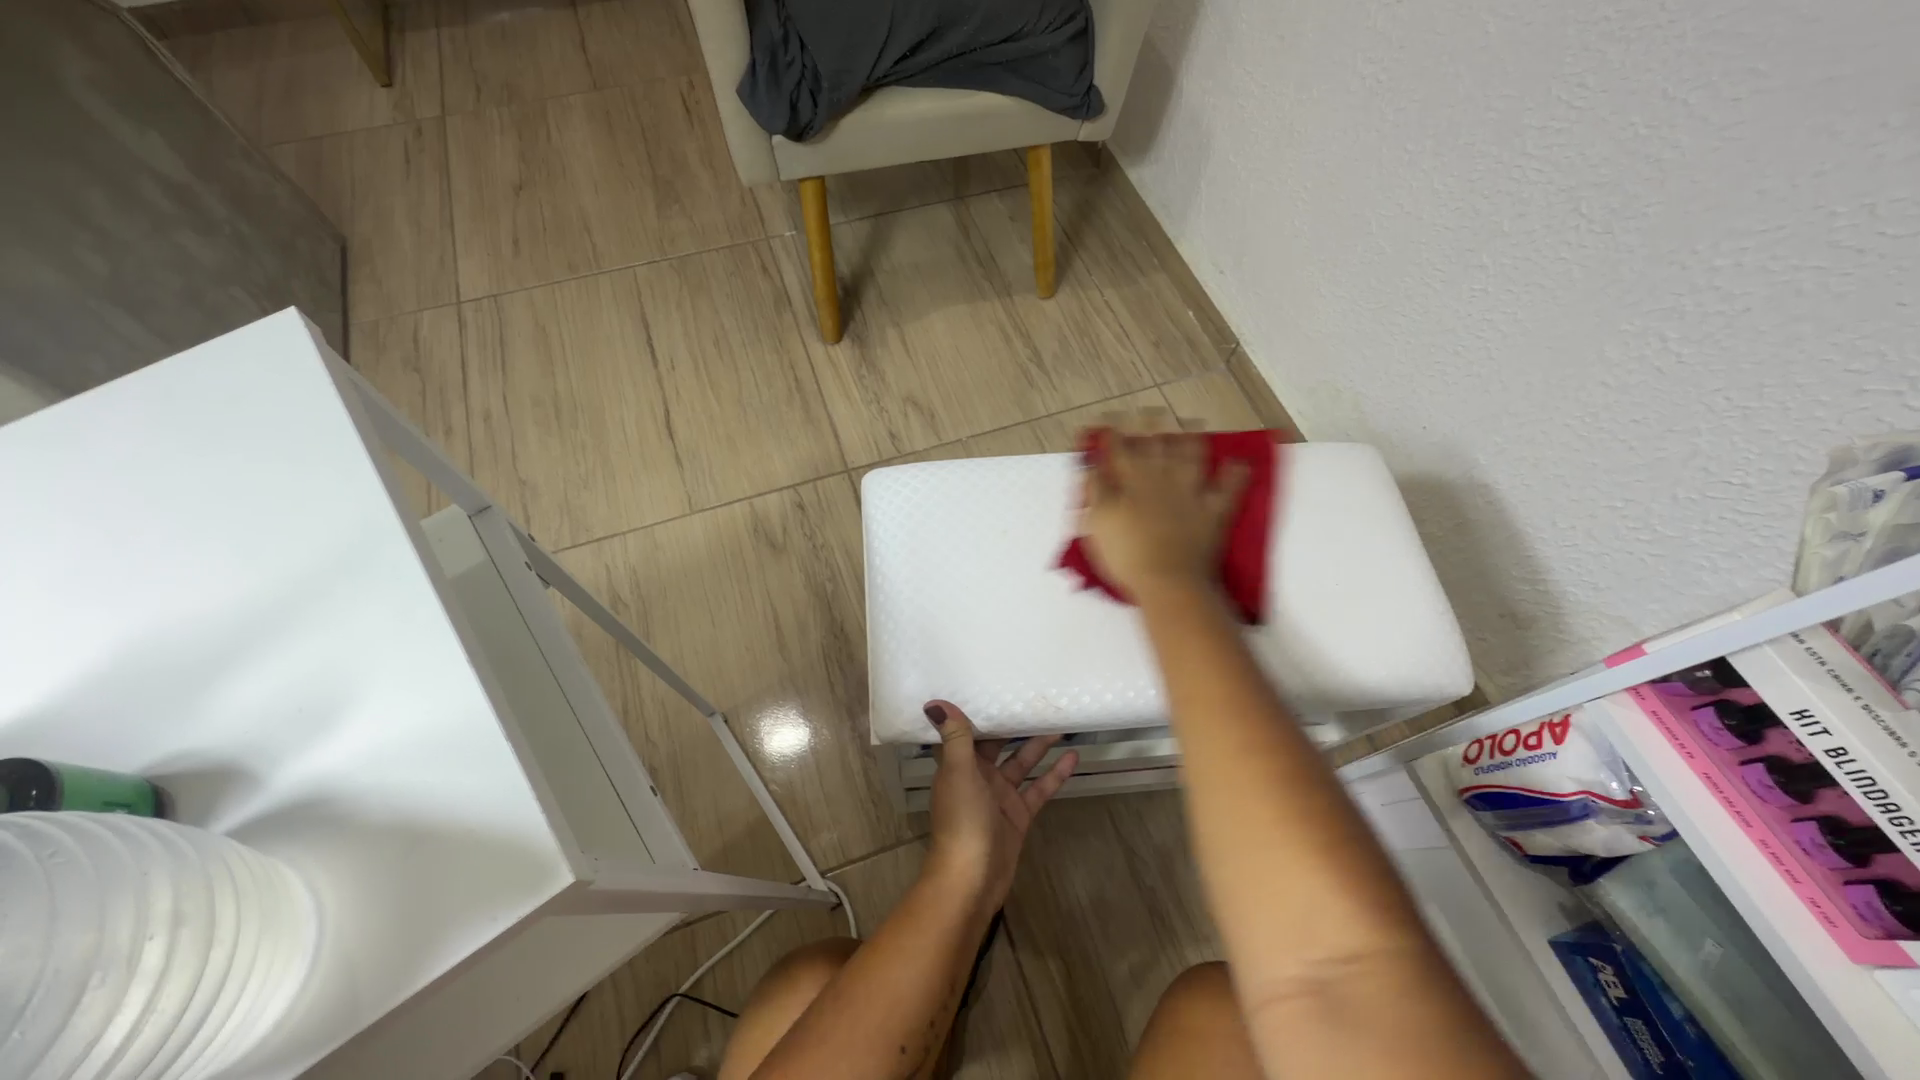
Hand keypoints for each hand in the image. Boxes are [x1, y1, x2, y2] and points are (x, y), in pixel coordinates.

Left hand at [922, 700, 1076, 912]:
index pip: (966, 732)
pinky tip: (1073, 756)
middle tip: (1037, 698)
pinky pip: (1038, 787)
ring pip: (1021, 762)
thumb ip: (955, 738)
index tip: (992, 686)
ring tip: (1061, 721)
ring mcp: (1000, 797)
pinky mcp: (1019, 814)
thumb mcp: (958, 773)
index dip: (978, 711)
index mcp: (957, 766)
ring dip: (1038, 744)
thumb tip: (935, 702)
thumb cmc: (962, 820)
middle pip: (998, 744)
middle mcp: (978, 777)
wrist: (973, 877)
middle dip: (1014, 724)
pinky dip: (1054, 773)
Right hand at [1080, 411, 1248, 601]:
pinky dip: (1235, 474)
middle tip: (1150, 411)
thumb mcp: (1096, 523)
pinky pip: (1230, 488)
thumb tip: (1092, 464)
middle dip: (1151, 424)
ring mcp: (1191, 492)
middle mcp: (1161, 478)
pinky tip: (1239, 462)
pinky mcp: (1214, 510)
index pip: (1119, 448)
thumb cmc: (1125, 555)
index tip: (1109, 422)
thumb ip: (1094, 489)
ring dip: (1191, 437)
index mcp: (1130, 480)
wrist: (1168, 582)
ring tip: (1191, 422)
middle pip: (1156, 444)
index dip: (1113, 433)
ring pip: (1192, 455)